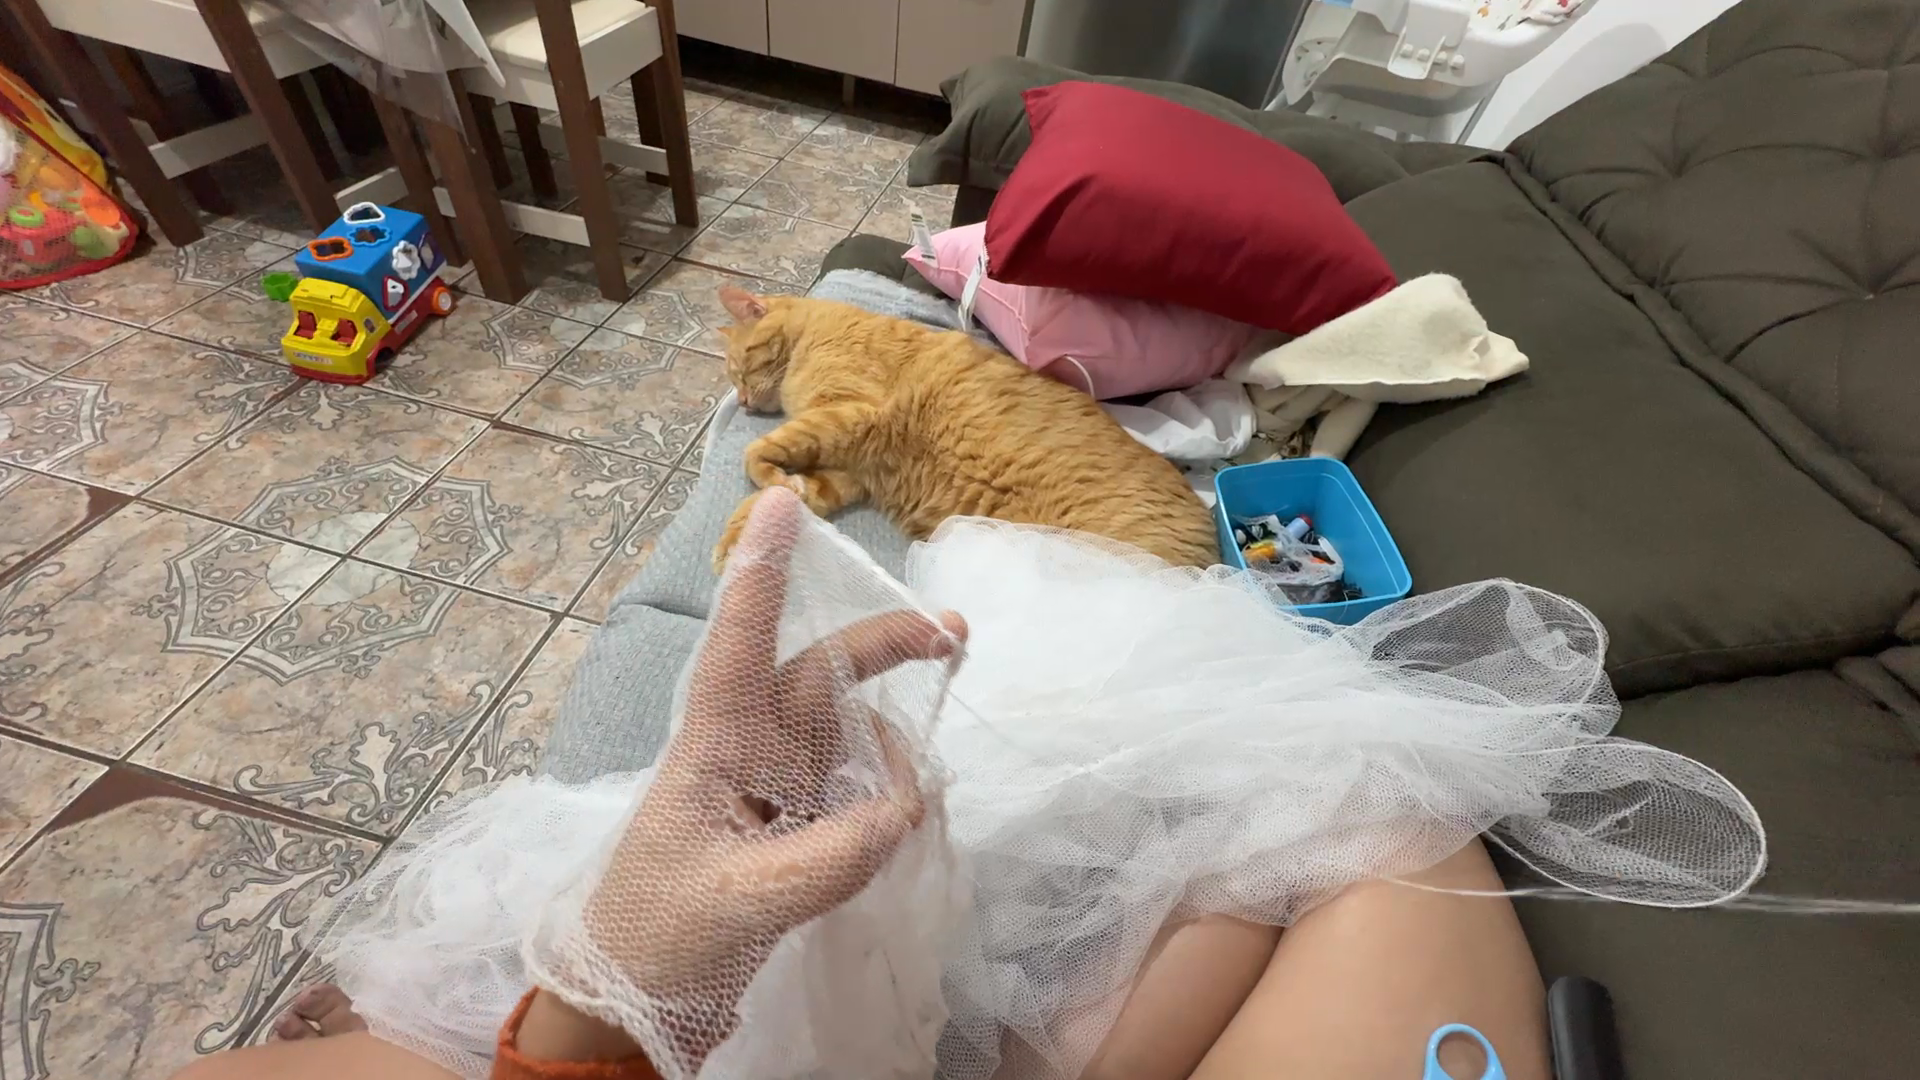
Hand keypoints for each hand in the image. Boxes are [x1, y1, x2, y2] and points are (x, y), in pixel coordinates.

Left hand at [556, 486, 964, 1063]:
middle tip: (954, 636)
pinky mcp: (799, 813)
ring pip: (853, 729)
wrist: (635, 1000)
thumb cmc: (655, 937)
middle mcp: (752, 742)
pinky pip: (861, 782)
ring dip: (891, 756)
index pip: (740, 638)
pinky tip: (890, 831)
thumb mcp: (738, 901)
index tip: (783, 501)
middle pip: (826, 669)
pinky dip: (887, 796)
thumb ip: (827, 859)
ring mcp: (780, 778)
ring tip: (900, 814)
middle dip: (888, 644)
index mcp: (715, 739)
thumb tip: (904, 809)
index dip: (764, 569)